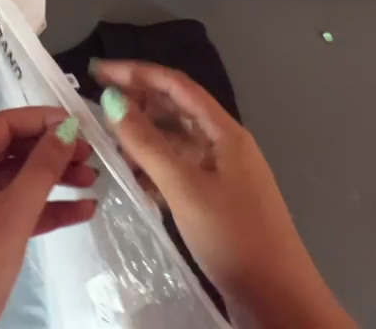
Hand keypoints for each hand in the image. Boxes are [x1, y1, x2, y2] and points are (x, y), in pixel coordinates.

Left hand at [0, 106, 97, 328]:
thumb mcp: (13, 214)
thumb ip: (42, 168)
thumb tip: (66, 128)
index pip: (1, 125)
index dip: (38, 119)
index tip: (76, 123)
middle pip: (11, 151)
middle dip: (51, 151)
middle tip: (90, 154)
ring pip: (16, 181)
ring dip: (53, 180)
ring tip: (93, 180)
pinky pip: (16, 209)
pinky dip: (45, 208)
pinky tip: (82, 211)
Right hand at [93, 61, 356, 328]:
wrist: (278, 303)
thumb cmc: (234, 236)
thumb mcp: (184, 187)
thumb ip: (146, 143)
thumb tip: (112, 101)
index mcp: (224, 132)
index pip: (175, 85)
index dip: (136, 73)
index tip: (98, 72)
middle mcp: (224, 145)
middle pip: (175, 109)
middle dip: (137, 101)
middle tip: (97, 102)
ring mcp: (222, 174)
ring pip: (175, 141)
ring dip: (143, 136)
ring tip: (108, 140)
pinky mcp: (216, 201)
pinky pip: (178, 169)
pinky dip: (154, 167)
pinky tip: (131, 178)